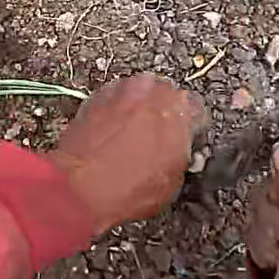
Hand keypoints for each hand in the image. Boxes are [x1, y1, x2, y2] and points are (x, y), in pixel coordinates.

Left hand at [50, 74, 204, 234]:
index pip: (198, 111)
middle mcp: (156, 92)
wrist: (80, 188)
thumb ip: (183, 155)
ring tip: (131, 133)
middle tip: (156, 138)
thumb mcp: (173, 182)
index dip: (191, 129)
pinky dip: (116, 109)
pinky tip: (112, 131)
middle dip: (164, 113)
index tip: (185, 141)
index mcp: (182, 110)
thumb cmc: (129, 188)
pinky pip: (115, 97)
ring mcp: (125, 90)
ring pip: (140, 92)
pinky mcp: (98, 95)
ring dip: (139, 107)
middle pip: (168, 96)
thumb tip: (179, 152)